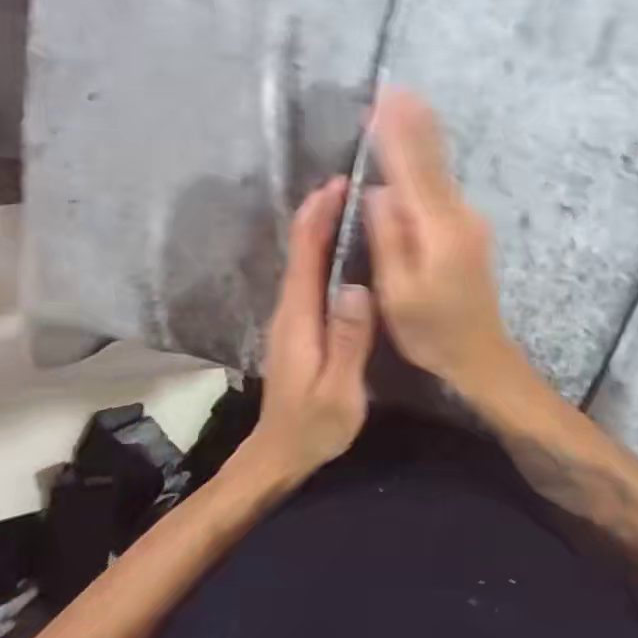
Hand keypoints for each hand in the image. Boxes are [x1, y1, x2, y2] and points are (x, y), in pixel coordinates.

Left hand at [248, 177, 376, 479]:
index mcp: (299, 319)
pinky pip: (309, 279)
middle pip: (300, 252)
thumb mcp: (338, 390)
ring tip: (348, 206)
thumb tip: (357, 288)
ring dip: (319, 230)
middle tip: (348, 185)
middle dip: (318, 214)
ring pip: (302, 263)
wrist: (280, 453)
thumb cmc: (313, 426)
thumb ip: (348, 341)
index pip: (305, 257)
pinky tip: (341, 252)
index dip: (318, 218)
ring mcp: (291, 320)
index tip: (338, 186)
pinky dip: (320, 254)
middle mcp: (289, 311)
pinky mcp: (298, 329)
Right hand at [365, 90, 521, 396]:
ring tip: (402, 104)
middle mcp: (459, 217)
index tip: (384, 98)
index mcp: (439, 231)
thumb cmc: (432, 331)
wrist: (481, 353)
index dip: (397, 133)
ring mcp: (470, 222)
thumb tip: (377, 192)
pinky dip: (427, 164)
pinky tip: (417, 150)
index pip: (413, 170)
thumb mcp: (398, 292)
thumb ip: (388, 239)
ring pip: (441, 171)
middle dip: (414, 123)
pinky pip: (443, 188)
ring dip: (421, 138)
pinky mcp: (471, 231)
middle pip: (433, 161)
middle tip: (395, 87)